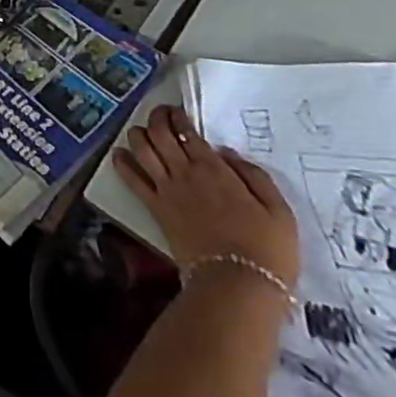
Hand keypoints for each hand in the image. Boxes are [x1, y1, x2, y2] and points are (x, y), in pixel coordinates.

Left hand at [114, 106, 298, 285]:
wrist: (238, 284)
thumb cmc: (266, 248)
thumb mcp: (278, 209)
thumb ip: (254, 176)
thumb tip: (226, 153)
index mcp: (214, 168)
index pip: (188, 131)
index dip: (178, 117)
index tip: (178, 112)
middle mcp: (185, 172)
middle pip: (159, 133)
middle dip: (156, 117)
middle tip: (159, 114)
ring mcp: (166, 190)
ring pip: (142, 149)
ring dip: (137, 134)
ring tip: (139, 130)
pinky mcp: (156, 210)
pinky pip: (132, 181)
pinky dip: (122, 164)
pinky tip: (117, 154)